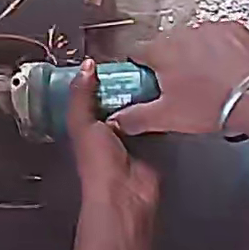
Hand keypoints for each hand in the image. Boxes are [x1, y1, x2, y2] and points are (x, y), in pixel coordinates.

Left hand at [69, 60, 158, 213]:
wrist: (125, 193)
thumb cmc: (97, 162)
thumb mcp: (81, 123)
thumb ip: (81, 95)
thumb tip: (86, 65)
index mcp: (87, 124)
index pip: (92, 94)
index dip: (99, 77)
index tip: (112, 57)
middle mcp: (109, 129)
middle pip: (118, 99)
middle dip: (126, 83)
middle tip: (139, 60)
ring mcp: (132, 135)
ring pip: (138, 107)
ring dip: (145, 94)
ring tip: (154, 70)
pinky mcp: (153, 141)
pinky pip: (156, 119)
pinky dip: (160, 108)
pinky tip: (167, 92)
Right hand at [108, 22, 248, 135]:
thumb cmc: (212, 105)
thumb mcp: (167, 118)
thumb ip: (136, 117)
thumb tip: (117, 120)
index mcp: (161, 50)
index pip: (137, 52)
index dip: (140, 68)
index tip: (147, 81)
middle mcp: (183, 33)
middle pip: (167, 45)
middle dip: (171, 62)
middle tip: (181, 87)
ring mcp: (210, 28)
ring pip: (194, 40)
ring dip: (196, 55)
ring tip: (209, 81)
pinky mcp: (235, 29)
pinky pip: (219, 37)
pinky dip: (221, 50)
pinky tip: (228, 70)